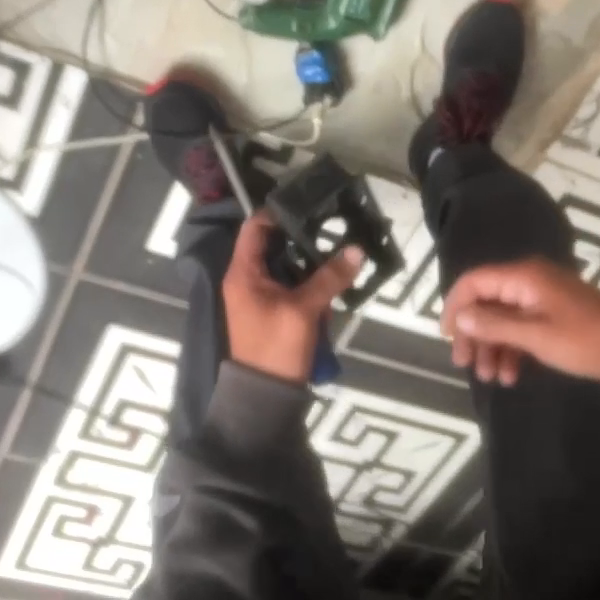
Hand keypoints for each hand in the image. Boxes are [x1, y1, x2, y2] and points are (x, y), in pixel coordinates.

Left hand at [221, 212, 364, 383]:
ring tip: (337, 244)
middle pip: (272, 244)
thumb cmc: (276, 347)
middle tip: (331, 221)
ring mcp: (259, 296)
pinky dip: (308, 280)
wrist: (265, 396)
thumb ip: (329, 278)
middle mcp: (246, 279)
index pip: (254, 227)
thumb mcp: (304, 310)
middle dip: (301, 234)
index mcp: (243, 273)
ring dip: (308, 259)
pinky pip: (290, 285)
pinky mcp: (272, 311)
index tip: (308, 202)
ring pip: (284, 265)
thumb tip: (357, 250)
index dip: (278, 212)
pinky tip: (332, 275)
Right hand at [441, 258, 599, 389]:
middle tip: (465, 364)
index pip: (474, 282)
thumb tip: (459, 317)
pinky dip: (512, 348)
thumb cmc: (588, 342)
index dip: (454, 307)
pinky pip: (522, 327)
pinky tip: (511, 374)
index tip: (447, 338)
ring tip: (490, 378)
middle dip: (473, 333)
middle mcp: (530, 280)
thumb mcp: (537, 337)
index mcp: (524, 277)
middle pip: (486, 301)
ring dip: (492, 346)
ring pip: (503, 317)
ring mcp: (544, 298)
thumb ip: (494, 325)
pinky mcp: (555, 315)